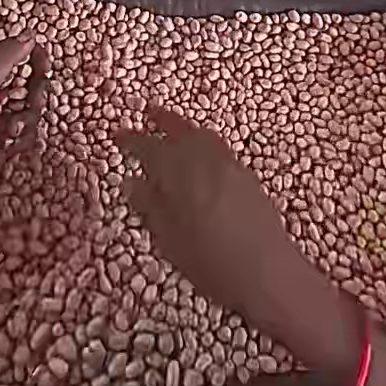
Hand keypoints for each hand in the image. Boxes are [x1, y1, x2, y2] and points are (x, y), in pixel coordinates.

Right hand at [122, 109, 348, 365]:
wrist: (268, 272)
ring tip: (174, 130)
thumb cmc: (210, 260)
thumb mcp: (169, 238)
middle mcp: (203, 158)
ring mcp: (228, 164)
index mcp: (178, 170)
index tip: (117, 135)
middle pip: (179, 129)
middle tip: (148, 112)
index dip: (131, 140)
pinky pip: (218, 147)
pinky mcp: (246, 175)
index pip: (147, 147)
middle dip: (161, 120)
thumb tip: (131, 181)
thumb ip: (149, 205)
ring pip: (202, 134)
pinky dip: (203, 143)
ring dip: (185, 128)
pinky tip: (201, 158)